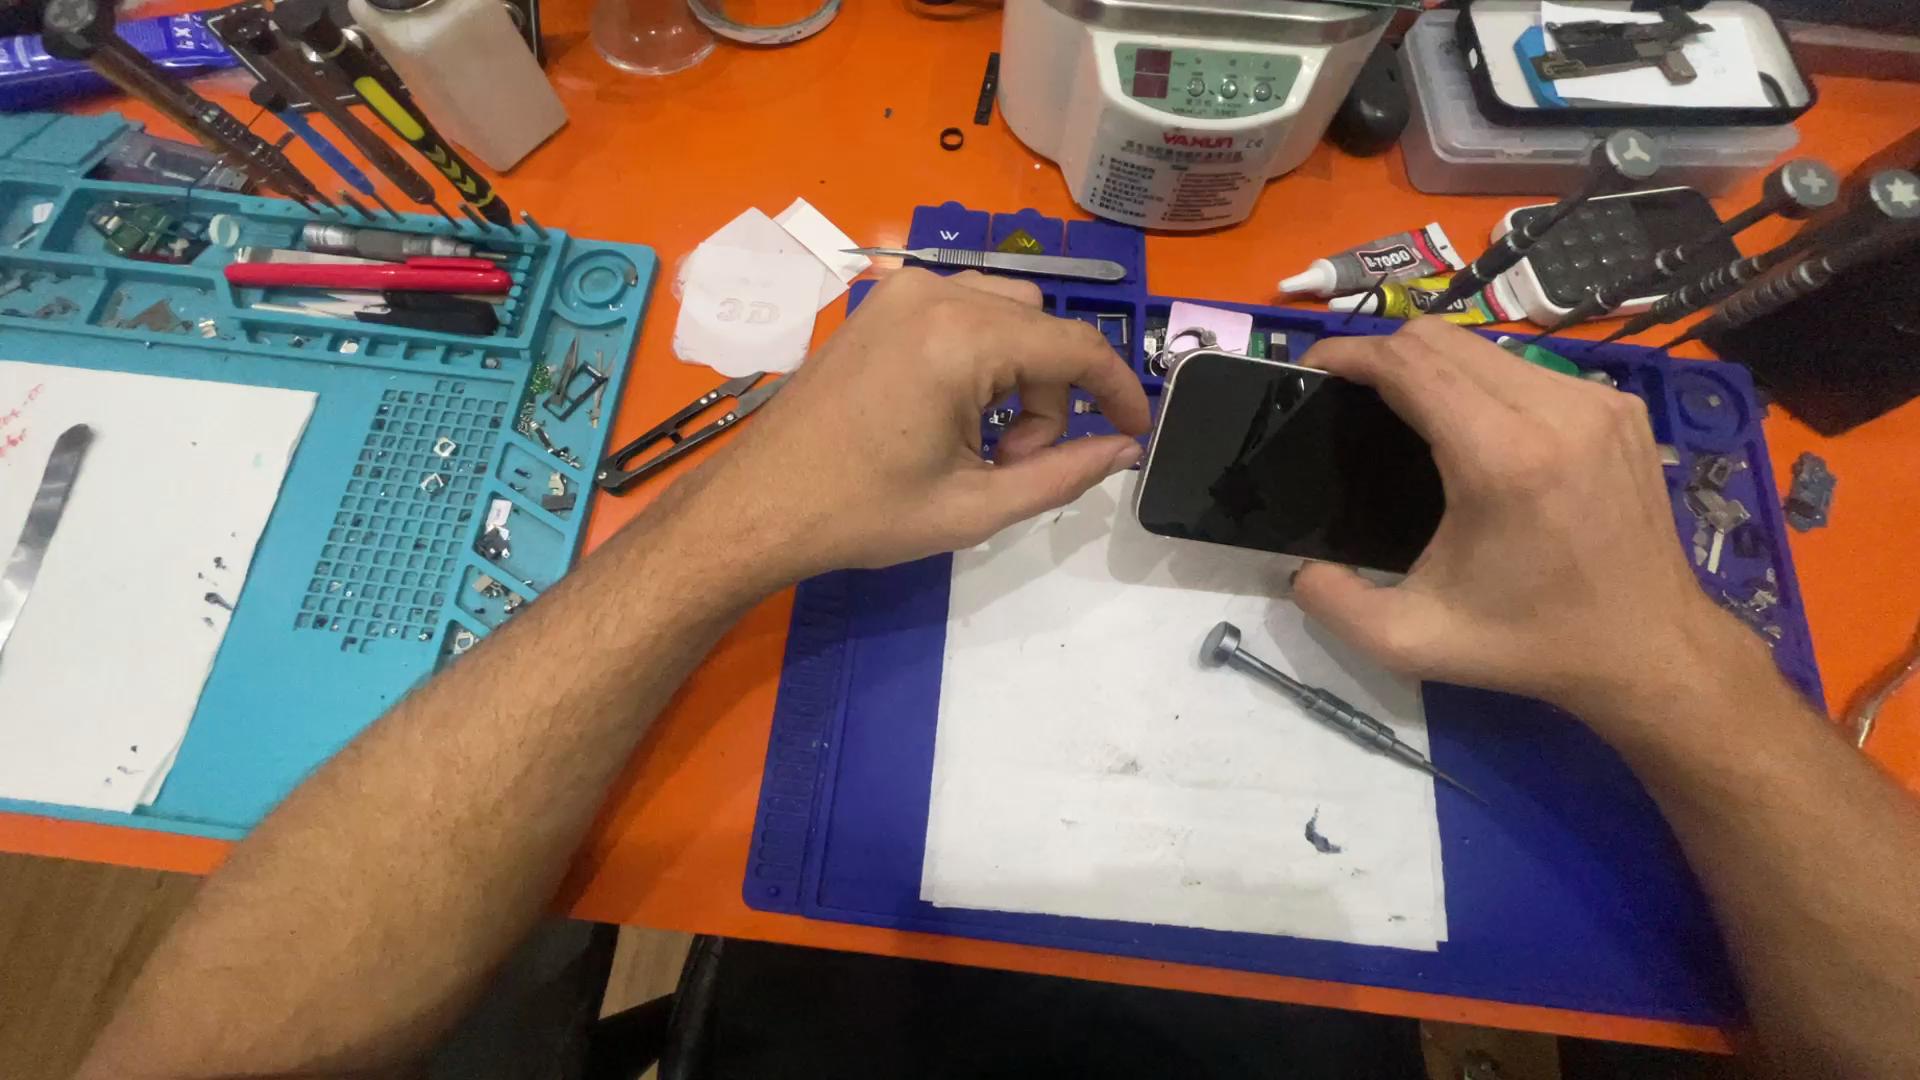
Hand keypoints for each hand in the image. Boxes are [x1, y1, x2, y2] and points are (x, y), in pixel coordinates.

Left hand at [697, 269, 1150, 580]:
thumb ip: (1062, 475)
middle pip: (1039, 329)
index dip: (1118, 389)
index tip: (1134, 428)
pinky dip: (978, 359)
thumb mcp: (974, 507)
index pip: (1075, 347)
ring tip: (978, 444)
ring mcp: (898, 291)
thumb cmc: (862, 514)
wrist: (758, 506)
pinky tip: (947, 414)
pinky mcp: (876, 305)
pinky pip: (959, 314)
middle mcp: (933, 293)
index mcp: (960, 339)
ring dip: (1015, 376)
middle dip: (1049, 395)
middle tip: (1013, 459)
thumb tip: (1123, 448)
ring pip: (1003, 316)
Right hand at [1289, 318, 1746, 721]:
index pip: (1409, 363)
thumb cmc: (1525, 644)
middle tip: (1341, 390)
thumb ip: (1330, 602)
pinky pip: (1521, 366)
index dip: (1348, 354)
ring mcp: (1595, 402)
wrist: (1650, 652)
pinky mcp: (1616, 408)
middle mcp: (1555, 411)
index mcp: (1500, 458)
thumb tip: (1300, 567)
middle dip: (1376, 353)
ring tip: (1390, 402)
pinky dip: (1471, 377)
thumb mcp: (1405, 641)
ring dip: (1423, 362)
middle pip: (1440, 339)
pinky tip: (1455, 419)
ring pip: (1481, 345)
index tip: (1309, 368)